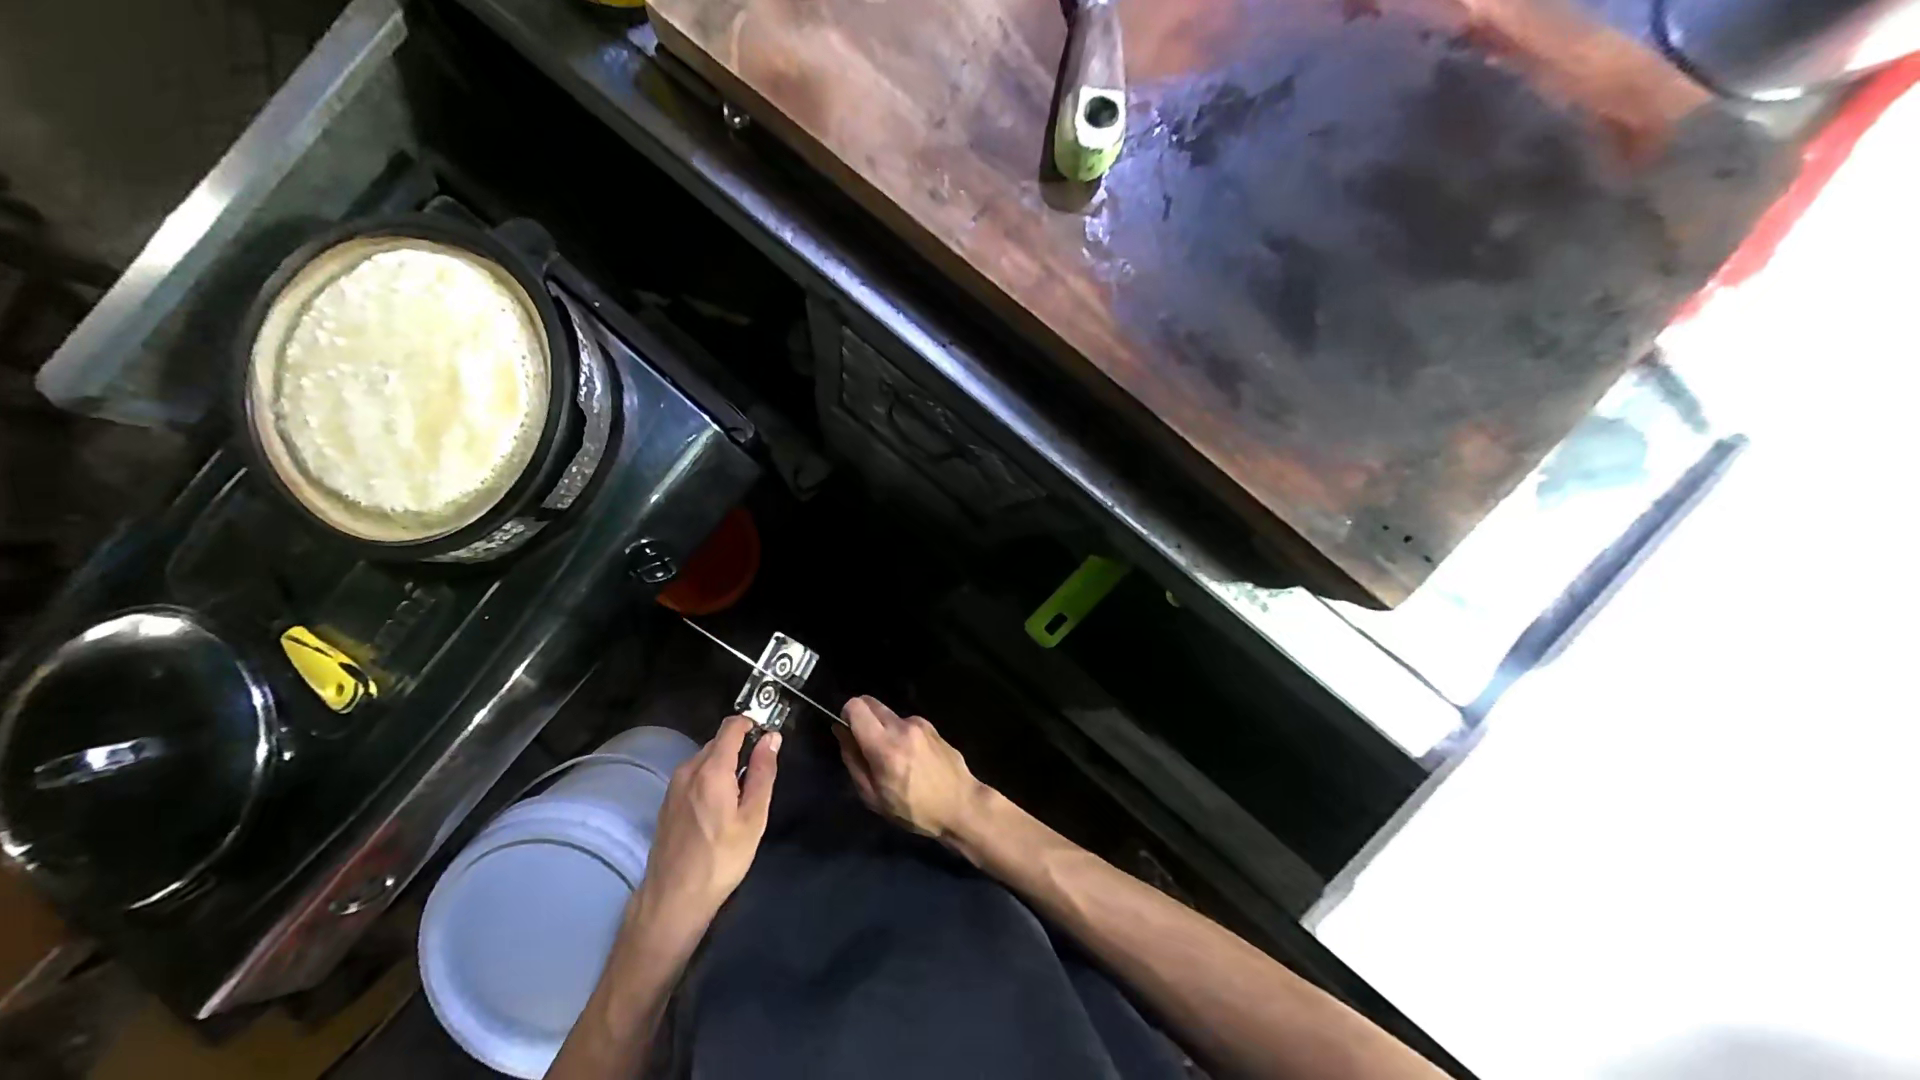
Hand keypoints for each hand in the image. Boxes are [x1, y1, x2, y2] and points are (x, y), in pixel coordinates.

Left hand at [635, 715, 779, 924]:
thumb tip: (771, 738)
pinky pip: (694, 775)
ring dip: (726, 765)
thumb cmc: (721, 858)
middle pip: (719, 742)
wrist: (673, 898)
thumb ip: (763, 772)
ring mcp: (674, 785)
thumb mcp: (753, 817)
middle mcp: (688, 770)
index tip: (770, 736)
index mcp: (712, 769)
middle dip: (742, 748)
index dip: (753, 723)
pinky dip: (711, 779)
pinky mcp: (668, 801)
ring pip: (706, 759)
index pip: (732, 726)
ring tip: (743, 795)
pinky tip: (720, 807)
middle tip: (761, 774)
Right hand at [836, 696, 985, 841]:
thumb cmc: (915, 810)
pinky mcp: (932, 727)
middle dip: (862, 718)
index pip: (856, 707)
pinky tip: (912, 758)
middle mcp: (902, 727)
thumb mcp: (874, 797)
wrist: (962, 805)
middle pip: (870, 703)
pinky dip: (901, 734)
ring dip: (883, 728)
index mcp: (885, 746)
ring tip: (894, 759)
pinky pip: (906, 723)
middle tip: (866, 745)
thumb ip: (853, 761)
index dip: (846, 716)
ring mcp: (920, 724)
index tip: (848, 734)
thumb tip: (841, 733)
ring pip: (889, 714)